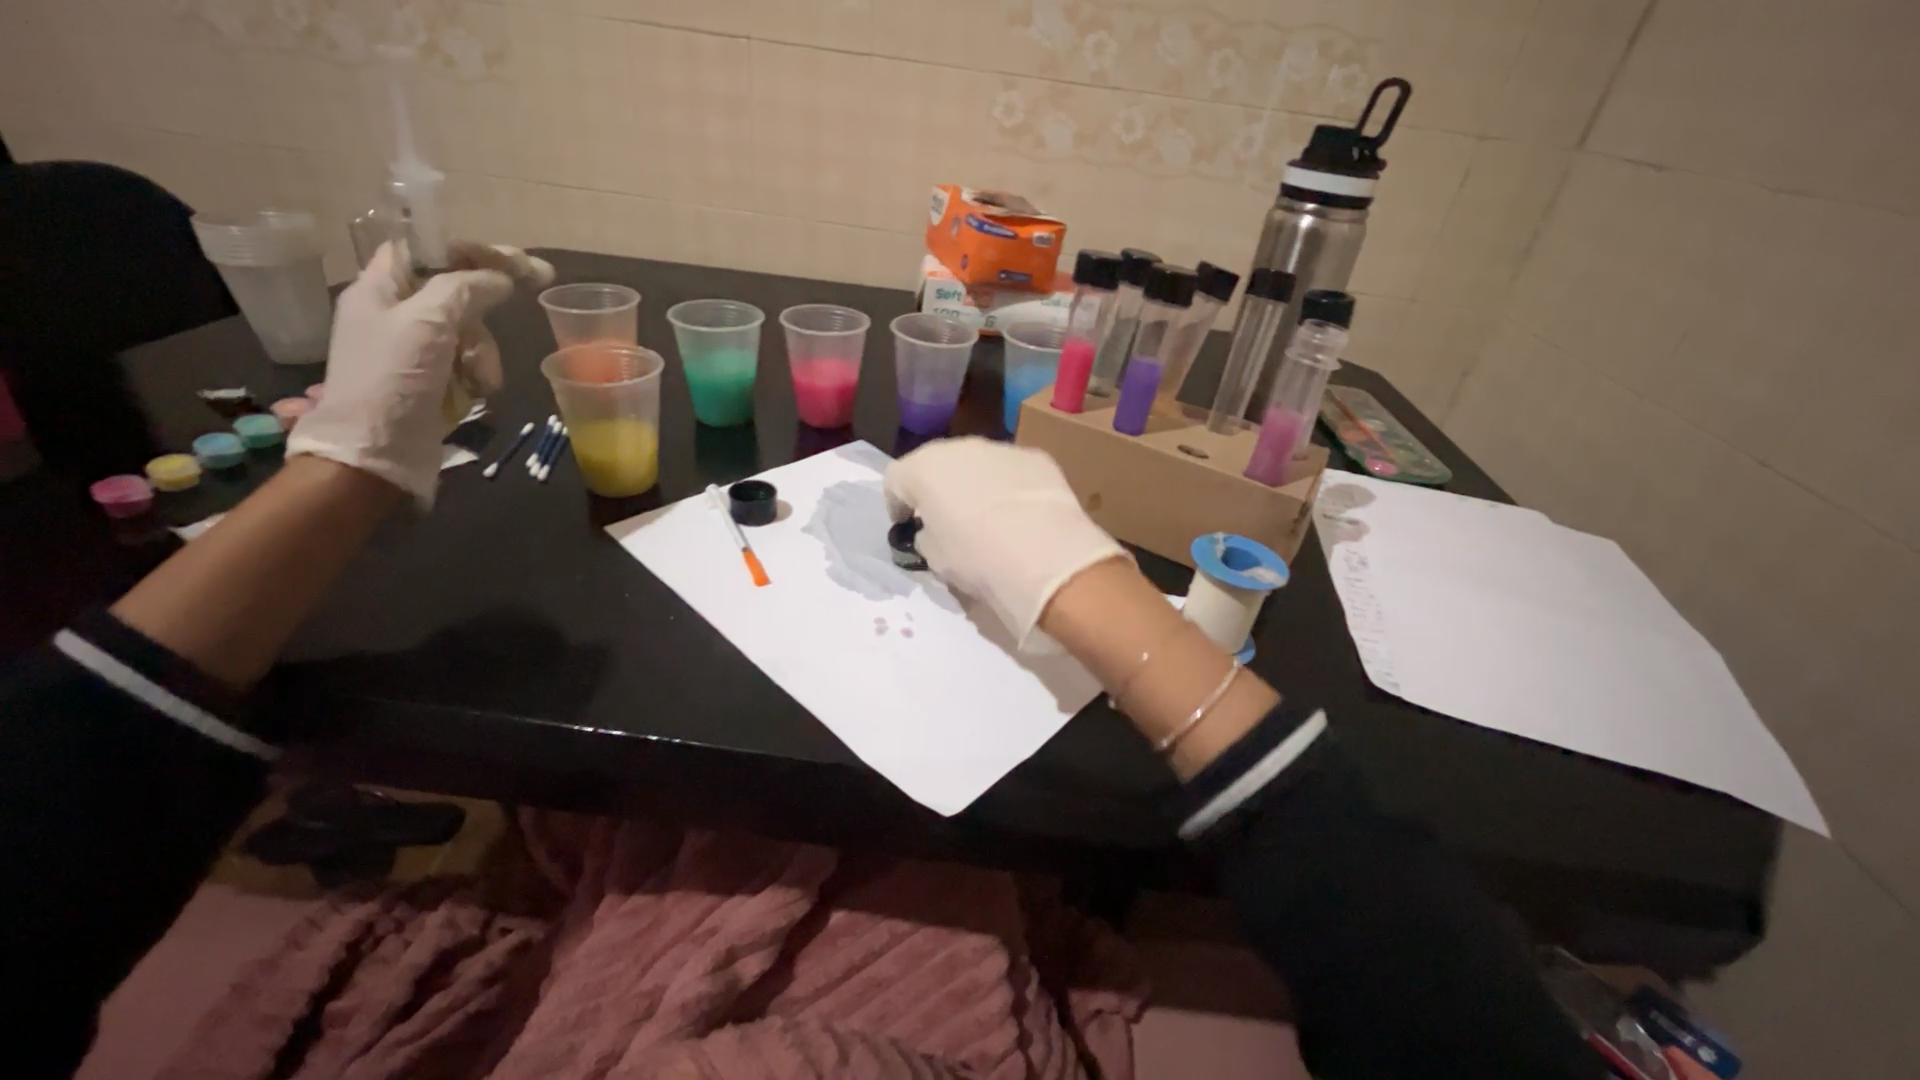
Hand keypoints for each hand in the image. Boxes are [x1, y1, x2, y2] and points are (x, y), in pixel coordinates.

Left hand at [287, 240, 552, 506]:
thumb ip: (465, 289)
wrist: (377, 452)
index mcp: (380, 288)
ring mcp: (416, 351)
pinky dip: (478, 376)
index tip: (514, 258)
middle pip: (456, 291)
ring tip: (479, 378)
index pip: (426, 247)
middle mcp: (396, 314)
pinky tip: (475, 391)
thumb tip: (500, 278)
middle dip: (483, 308)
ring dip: (484, 352)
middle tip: (528, 292)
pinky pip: (469, 364)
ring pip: (470, 332)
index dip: (468, 248)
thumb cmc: (392, 380)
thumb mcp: (427, 323)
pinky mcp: (433, 382)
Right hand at [884, 437, 1126, 649]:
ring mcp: (1001, 449)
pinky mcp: (1037, 458)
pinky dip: (1010, 487)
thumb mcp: (935, 557)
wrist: (1044, 557)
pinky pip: (1012, 471)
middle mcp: (959, 448)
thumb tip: (934, 530)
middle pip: (938, 464)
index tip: (906, 524)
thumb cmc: (976, 559)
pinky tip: (1021, 516)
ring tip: (988, 518)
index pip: (895, 479)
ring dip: (975, 484)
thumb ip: (927, 535)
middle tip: (946, 518)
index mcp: (923, 469)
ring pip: (977, 463)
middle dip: (937, 488)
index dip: (897, 504)